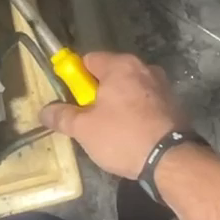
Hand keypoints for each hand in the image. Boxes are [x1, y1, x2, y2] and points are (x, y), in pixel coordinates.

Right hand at [41, 52, 190, 178]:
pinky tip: (132, 134)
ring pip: (129, 89)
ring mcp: (162, 85)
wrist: (170, 159)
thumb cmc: (122, 136)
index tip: (71, 99)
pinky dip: (136, 113)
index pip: (88, 60)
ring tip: (110, 130)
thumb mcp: (83, 129)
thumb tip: (45, 111)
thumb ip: (62, 116)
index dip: (75, 78)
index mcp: (121, 65)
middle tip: (88, 118)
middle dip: (97, 93)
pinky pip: (146, 102)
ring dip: (117, 104)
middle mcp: (144, 68)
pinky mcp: (174, 104)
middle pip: (110, 74)